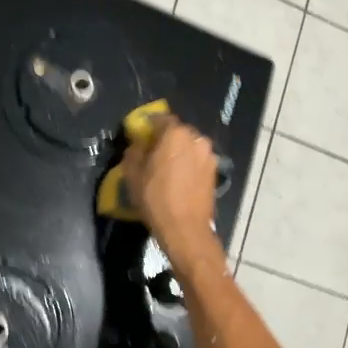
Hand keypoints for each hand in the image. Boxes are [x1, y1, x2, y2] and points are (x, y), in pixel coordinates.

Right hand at [122, 115, 224, 273]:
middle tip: (153, 152)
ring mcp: (209, 155)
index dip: (148, 124)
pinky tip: (180, 179)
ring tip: (167, 168)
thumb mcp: (133, 175)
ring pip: (189, 146)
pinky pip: (197, 160)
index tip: (140, 134)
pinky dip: (189, 164)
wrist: (186, 229)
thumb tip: (138, 144)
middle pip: (178, 132)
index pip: (160, 118)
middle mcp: (196, 139)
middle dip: (165, 138)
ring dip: (179, 152)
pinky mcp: (215, 172)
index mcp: (176, 134)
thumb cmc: (156, 199)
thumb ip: (134, 151)